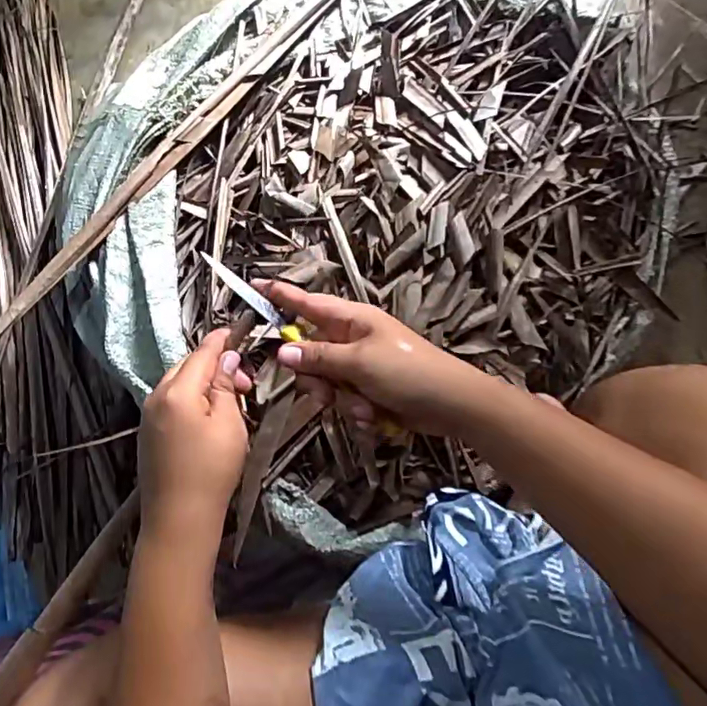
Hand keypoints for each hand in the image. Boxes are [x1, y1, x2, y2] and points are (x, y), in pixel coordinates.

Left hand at [138, 328, 252, 539]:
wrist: (178, 520)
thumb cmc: (211, 471)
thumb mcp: (229, 424)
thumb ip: (226, 386)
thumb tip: (227, 359)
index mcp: (176, 390)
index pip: (201, 353)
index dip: (221, 340)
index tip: (237, 330)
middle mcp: (156, 395)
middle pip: (187, 366)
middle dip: (215, 366)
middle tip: (245, 382)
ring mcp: (148, 415)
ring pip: (178, 384)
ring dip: (203, 383)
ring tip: (230, 400)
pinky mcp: (147, 433)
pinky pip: (171, 403)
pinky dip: (190, 399)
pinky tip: (208, 416)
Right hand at [258, 280, 500, 436]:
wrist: (453, 405)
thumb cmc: (408, 371)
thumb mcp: (358, 362)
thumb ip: (317, 357)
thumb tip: (282, 352)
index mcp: (349, 319)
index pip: (304, 302)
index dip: (278, 295)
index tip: (253, 288)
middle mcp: (349, 338)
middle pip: (307, 352)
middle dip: (314, 377)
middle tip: (326, 393)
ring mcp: (358, 364)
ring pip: (323, 380)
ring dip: (339, 399)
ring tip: (362, 408)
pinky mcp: (366, 388)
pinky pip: (342, 398)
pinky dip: (355, 410)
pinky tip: (374, 417)